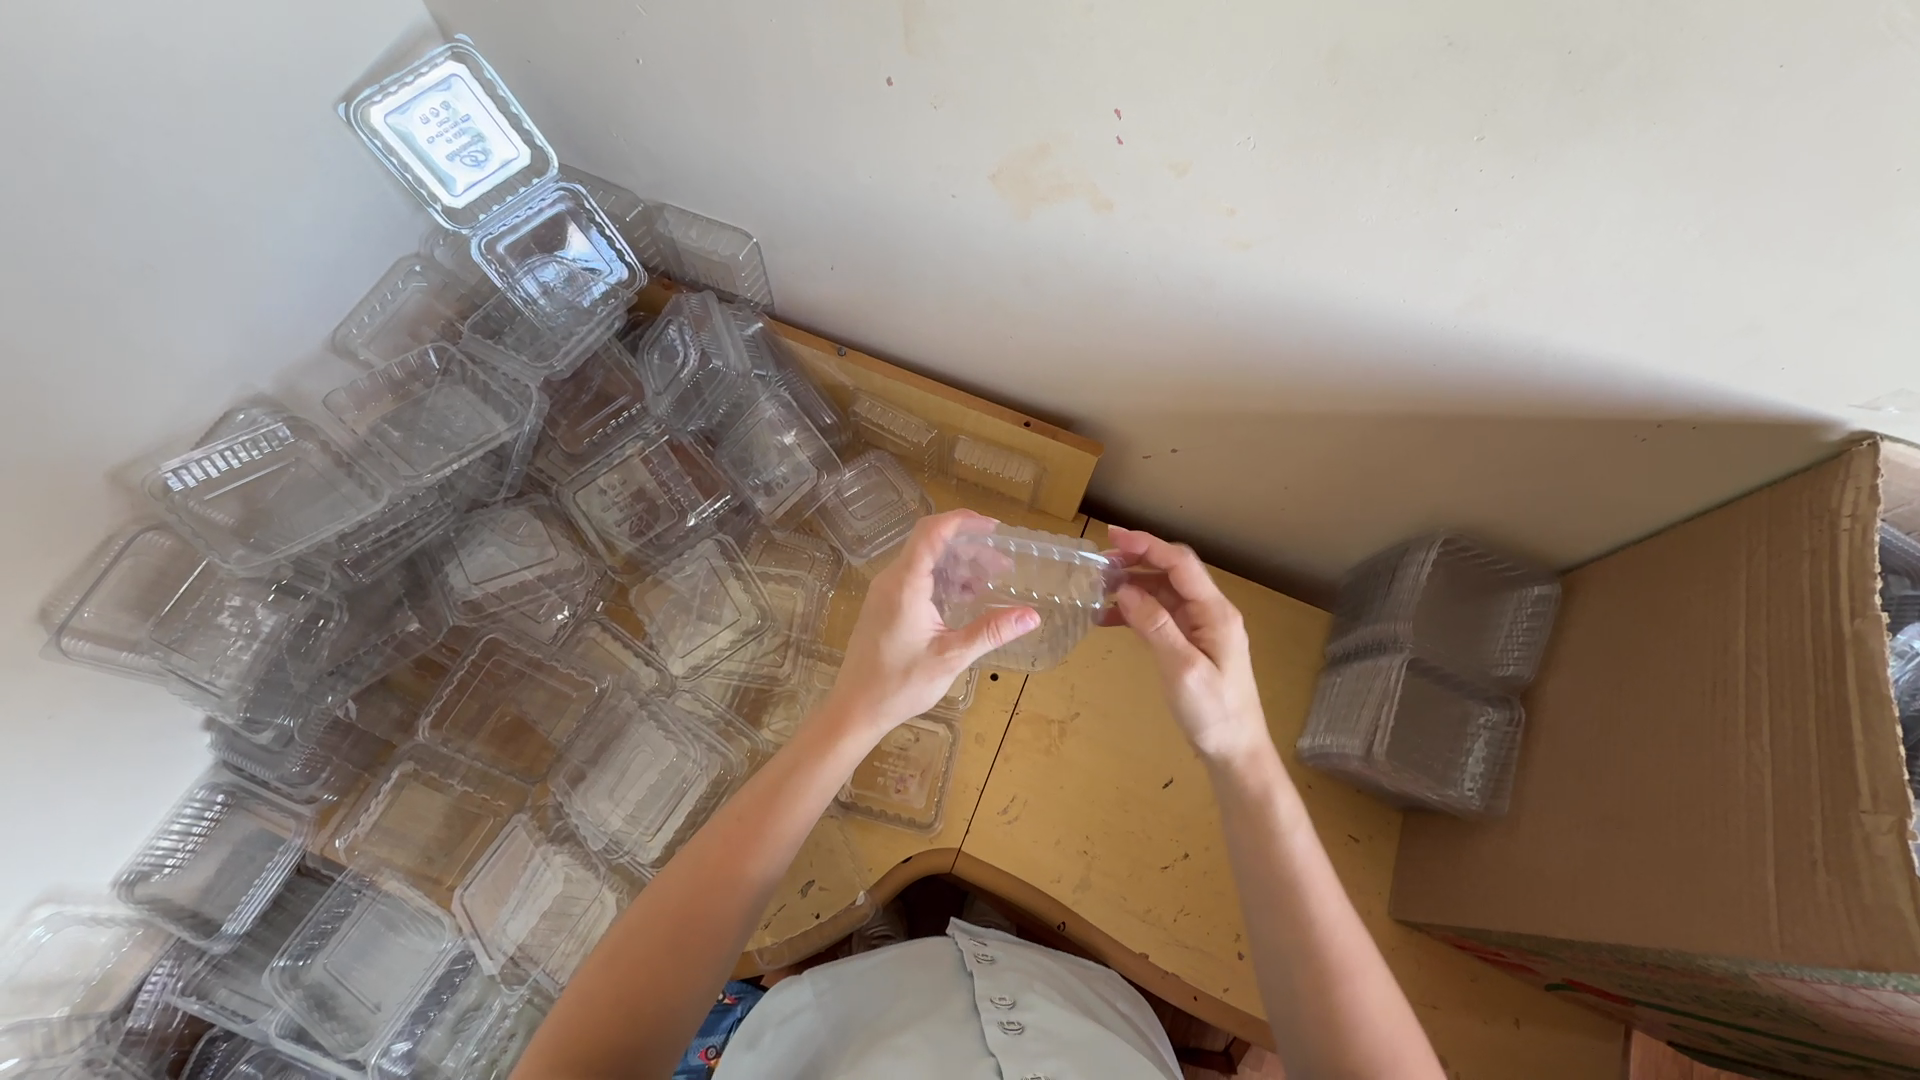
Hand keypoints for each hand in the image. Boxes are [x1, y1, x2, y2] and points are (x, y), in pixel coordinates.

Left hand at [820, 510, 1039, 744]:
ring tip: (989, 585)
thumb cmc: (900, 683)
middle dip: (970, 549)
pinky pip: (916, 579)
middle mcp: (892, 580)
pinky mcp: (884, 606)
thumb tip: (1032, 616)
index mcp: (906, 584)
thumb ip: (991, 631)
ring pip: (925, 562)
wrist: (856, 707)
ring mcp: (885, 592)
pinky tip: (964, 601)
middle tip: (1003, 567)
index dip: (963, 521)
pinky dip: (943, 582)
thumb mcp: (952, 656)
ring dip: (958, 567)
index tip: (994, 529)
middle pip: (932, 544)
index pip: (932, 531)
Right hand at [1106, 526, 1271, 763]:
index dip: (1148, 545)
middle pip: (1171, 572)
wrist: (1235, 751)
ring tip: (1097, 589)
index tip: (1113, 536)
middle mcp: (1210, 612)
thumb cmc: (1212, 712)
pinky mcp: (1190, 644)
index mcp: (1215, 612)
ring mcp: (1200, 628)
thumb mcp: (1181, 668)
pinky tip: (1107, 619)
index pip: (1180, 564)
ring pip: (1162, 592)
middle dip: (1136, 561)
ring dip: (1132, 586)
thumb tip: (1125, 590)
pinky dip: (1134, 612)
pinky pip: (1159, 616)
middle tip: (1098, 565)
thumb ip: (1155, 625)